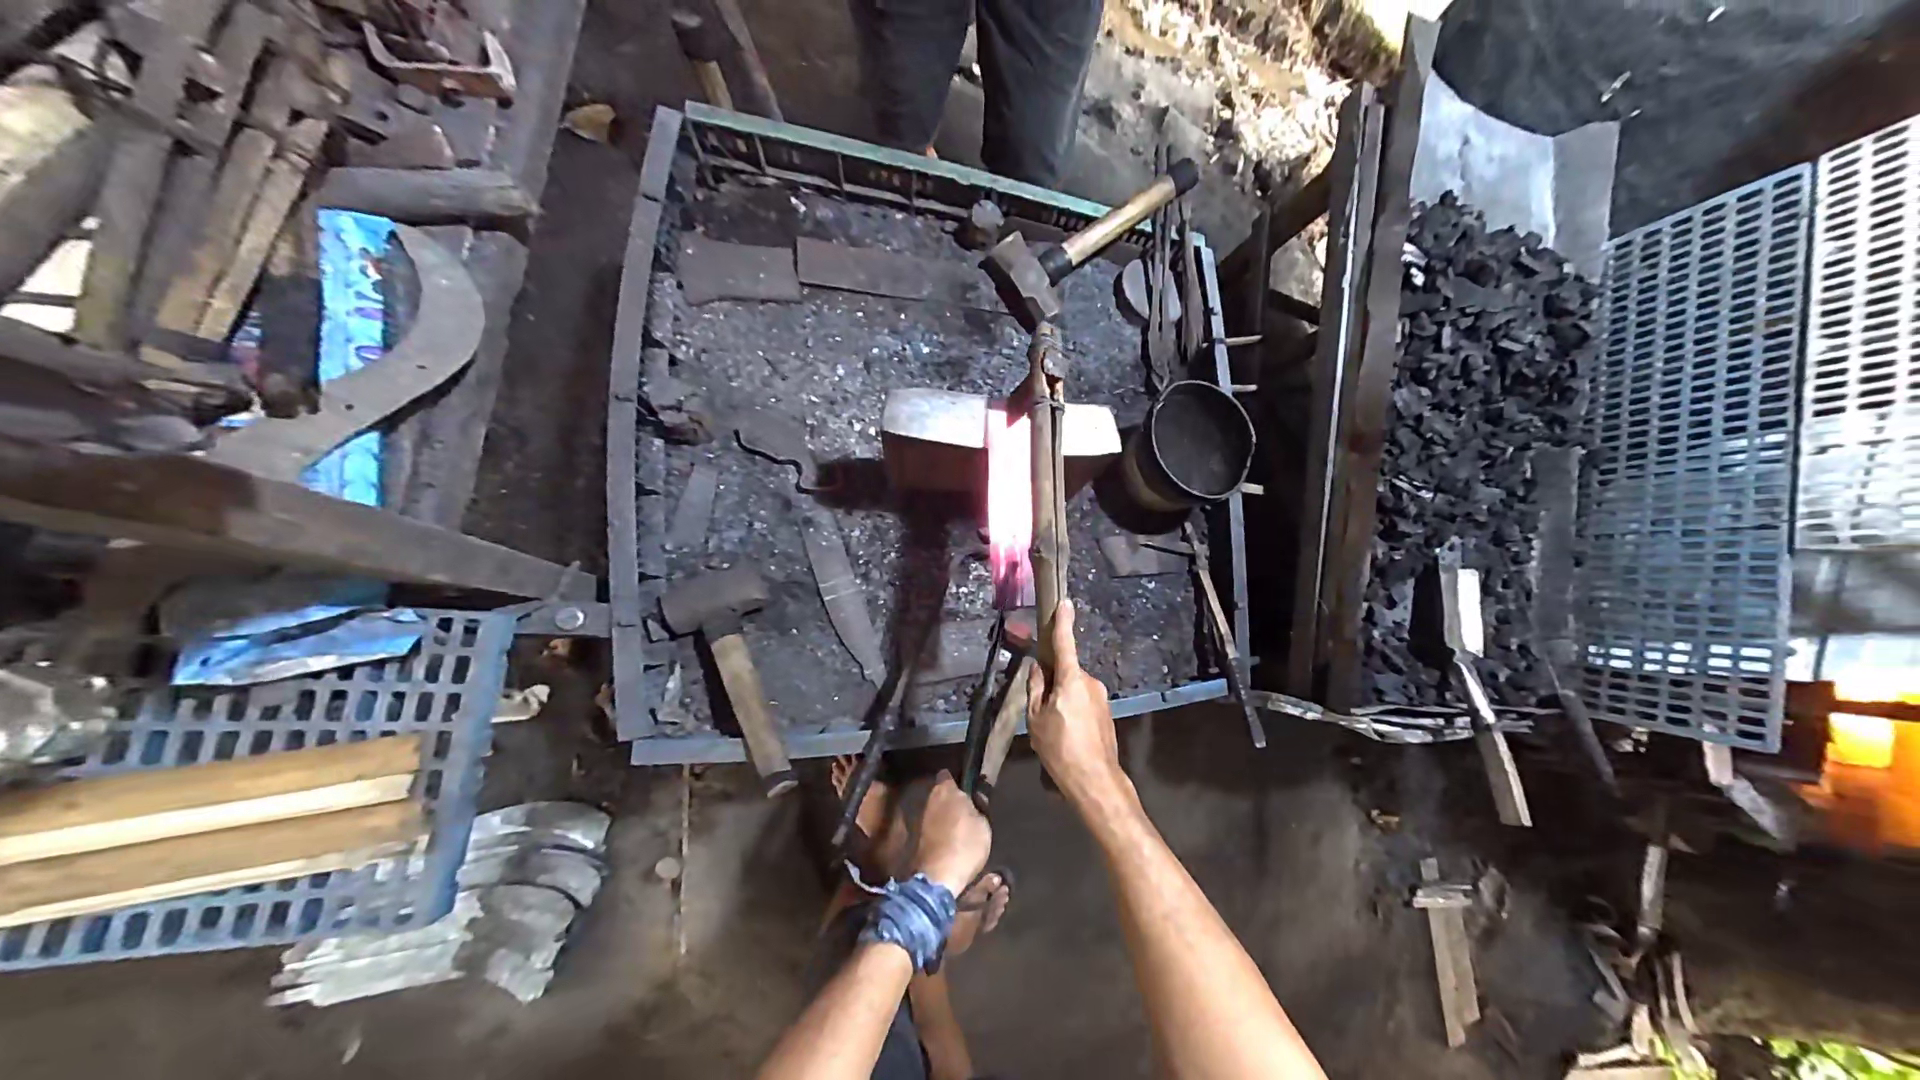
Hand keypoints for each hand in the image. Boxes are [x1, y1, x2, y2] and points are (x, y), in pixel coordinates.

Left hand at [908, 771, 991, 894]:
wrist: (939, 877)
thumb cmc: (965, 845)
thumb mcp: (983, 824)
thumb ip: (977, 807)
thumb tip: (971, 800)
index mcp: (946, 790)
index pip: (948, 775)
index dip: (957, 780)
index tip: (968, 788)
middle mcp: (930, 799)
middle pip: (941, 793)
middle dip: (951, 799)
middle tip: (968, 810)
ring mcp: (921, 819)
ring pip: (937, 811)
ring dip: (946, 816)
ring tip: (962, 828)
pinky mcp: (918, 838)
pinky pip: (933, 827)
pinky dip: (941, 831)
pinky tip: (952, 841)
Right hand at [1026, 601, 1129, 812]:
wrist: (1095, 780)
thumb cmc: (1060, 748)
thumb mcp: (1035, 718)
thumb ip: (1035, 689)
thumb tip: (1037, 669)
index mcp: (1071, 679)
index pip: (1064, 643)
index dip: (1062, 622)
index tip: (1064, 603)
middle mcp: (1090, 682)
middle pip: (1066, 672)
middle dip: (1052, 682)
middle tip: (1039, 709)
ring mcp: (1101, 698)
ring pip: (1074, 688)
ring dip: (1062, 699)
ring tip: (1053, 729)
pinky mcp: (1105, 712)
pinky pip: (1083, 702)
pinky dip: (1072, 711)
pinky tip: (1066, 735)